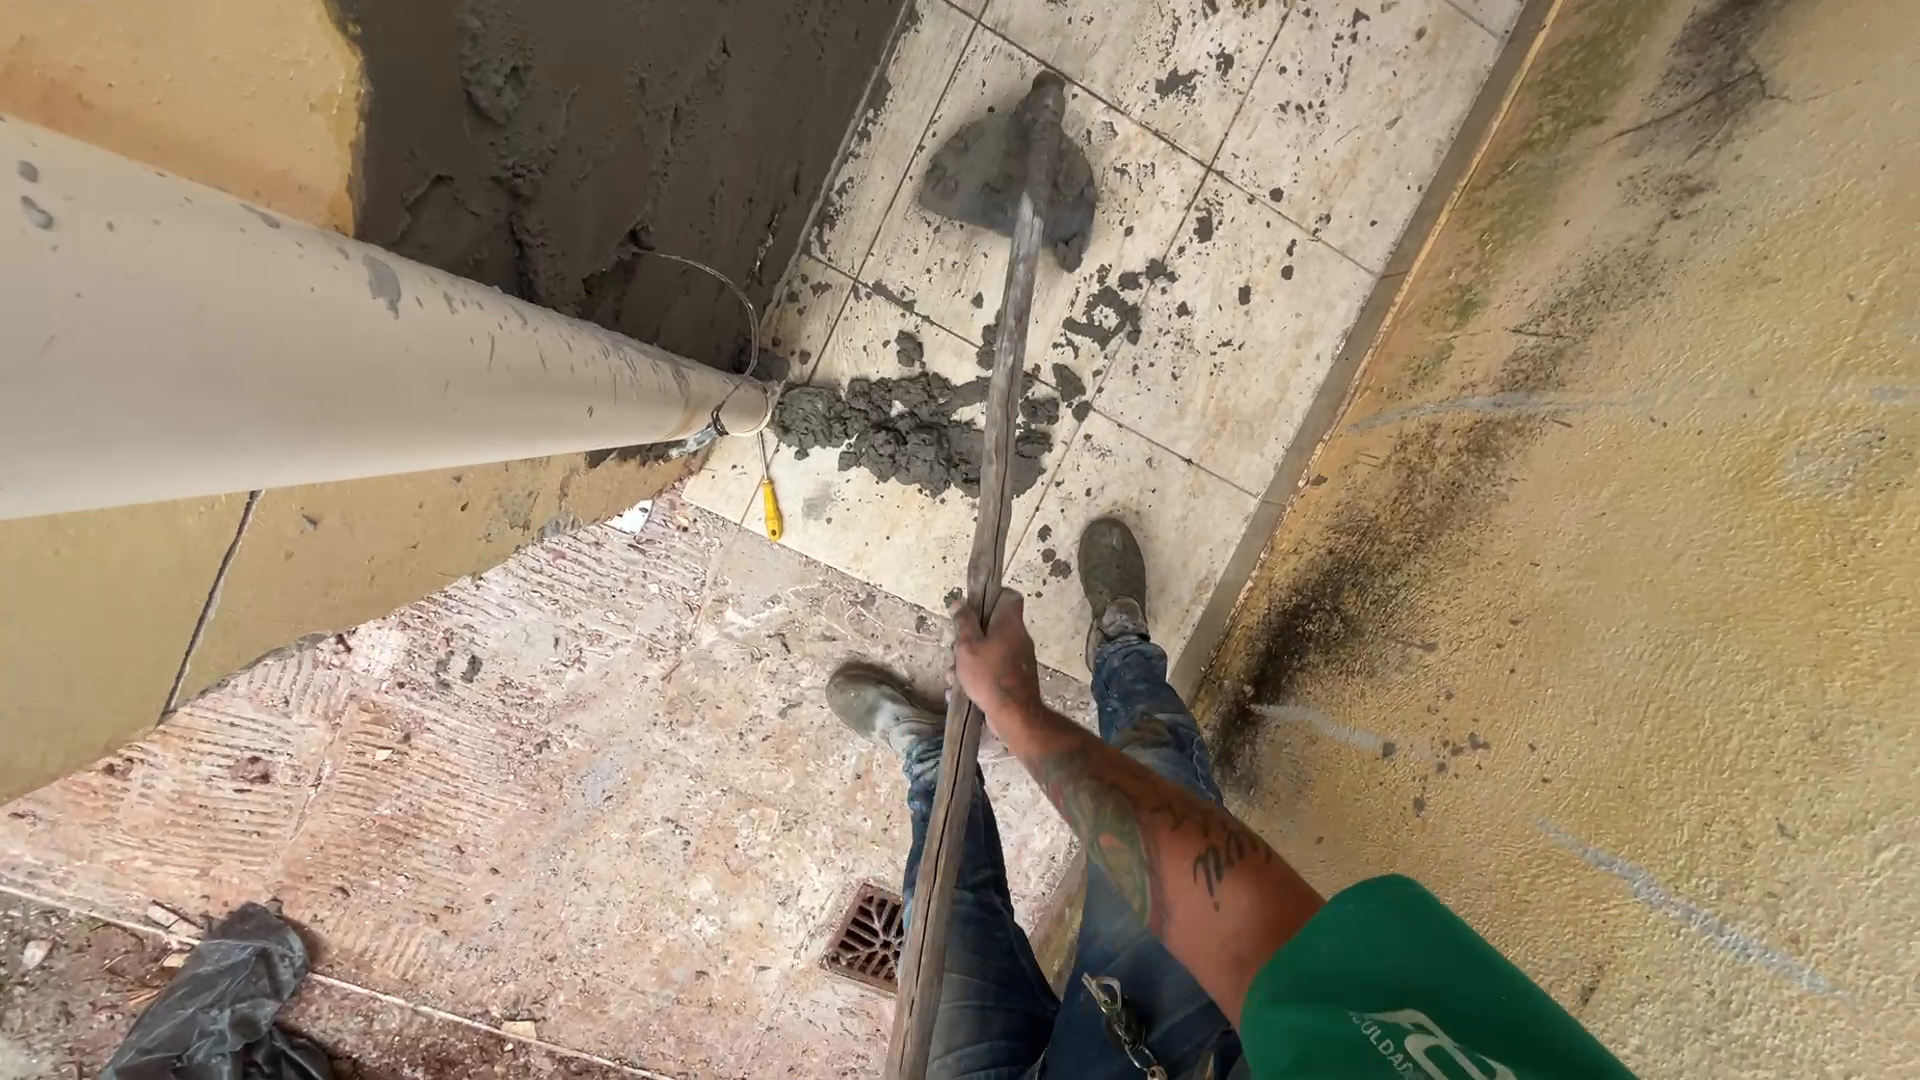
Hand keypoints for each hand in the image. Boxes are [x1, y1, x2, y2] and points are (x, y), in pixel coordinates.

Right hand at [949, 590, 1043, 729]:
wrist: (1014, 715)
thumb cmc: (989, 675)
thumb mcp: (968, 645)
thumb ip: (963, 622)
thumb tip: (959, 601)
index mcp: (1010, 622)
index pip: (1009, 596)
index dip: (992, 595)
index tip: (973, 604)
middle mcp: (1018, 637)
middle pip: (991, 626)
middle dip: (968, 637)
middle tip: (955, 649)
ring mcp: (1018, 659)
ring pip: (988, 650)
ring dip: (967, 661)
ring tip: (953, 676)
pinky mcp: (1014, 678)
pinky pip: (991, 669)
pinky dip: (976, 677)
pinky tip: (958, 692)